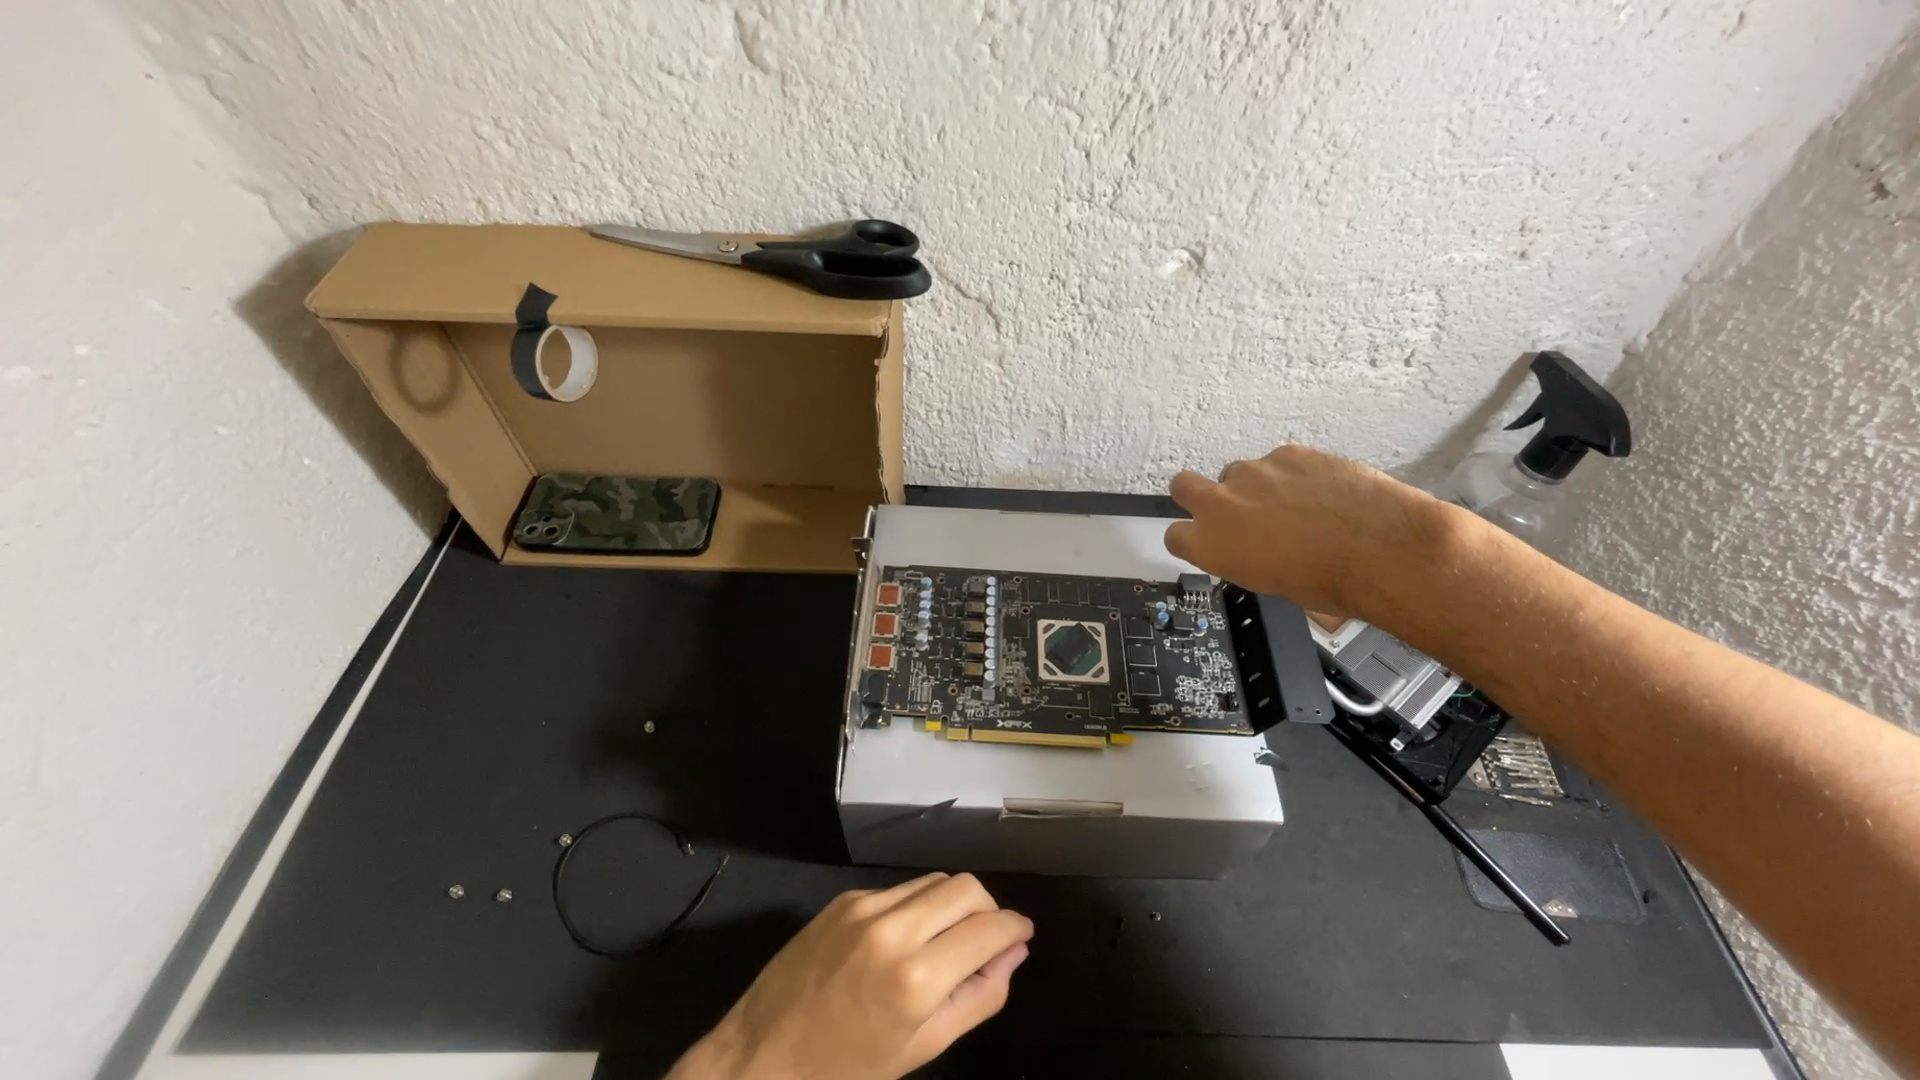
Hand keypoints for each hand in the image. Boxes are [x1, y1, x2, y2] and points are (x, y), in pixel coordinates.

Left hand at [668, 872, 1032, 1079]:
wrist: (761, 1056)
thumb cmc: (847, 1069)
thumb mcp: (922, 1048)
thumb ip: (978, 997)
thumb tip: (1014, 952)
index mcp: (917, 979)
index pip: (989, 928)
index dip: (1015, 927)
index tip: (1022, 934)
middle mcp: (894, 929)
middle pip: (967, 888)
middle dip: (988, 909)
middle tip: (986, 940)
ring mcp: (865, 907)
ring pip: (935, 880)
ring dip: (953, 904)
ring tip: (945, 940)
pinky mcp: (844, 899)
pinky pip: (900, 889)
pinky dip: (918, 906)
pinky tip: (904, 940)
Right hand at [1164, 445, 1458, 621]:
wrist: (1383, 549)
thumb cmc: (1332, 582)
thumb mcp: (1273, 586)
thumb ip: (1246, 558)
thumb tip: (1256, 549)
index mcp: (1211, 546)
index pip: (1175, 536)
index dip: (1191, 538)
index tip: (1206, 541)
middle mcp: (1221, 504)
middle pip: (1183, 486)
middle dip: (1198, 495)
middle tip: (1231, 511)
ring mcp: (1255, 473)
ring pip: (1239, 473)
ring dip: (1256, 487)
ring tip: (1294, 507)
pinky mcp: (1289, 453)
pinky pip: (1279, 463)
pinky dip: (1292, 475)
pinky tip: (1319, 494)